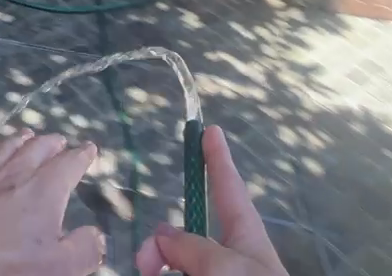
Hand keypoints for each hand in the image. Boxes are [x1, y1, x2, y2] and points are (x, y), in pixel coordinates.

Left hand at [0, 131, 104, 275]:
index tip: (90, 148)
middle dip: (51, 143)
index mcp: (44, 190)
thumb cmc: (10, 262)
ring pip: (5, 150)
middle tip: (59, 139)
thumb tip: (96, 236)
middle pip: (37, 149)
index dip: (81, 156)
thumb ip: (84, 250)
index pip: (68, 165)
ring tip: (25, 133)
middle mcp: (16, 174)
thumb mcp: (59, 266)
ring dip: (17, 140)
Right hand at [134, 126, 288, 275]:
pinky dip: (162, 275)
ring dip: (159, 267)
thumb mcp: (225, 267)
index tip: (211, 130)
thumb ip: (190, 246)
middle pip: (187, 237)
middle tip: (145, 265)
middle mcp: (232, 260)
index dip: (218, 158)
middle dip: (160, 244)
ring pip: (177, 265)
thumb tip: (163, 236)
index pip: (228, 187)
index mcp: (246, 238)